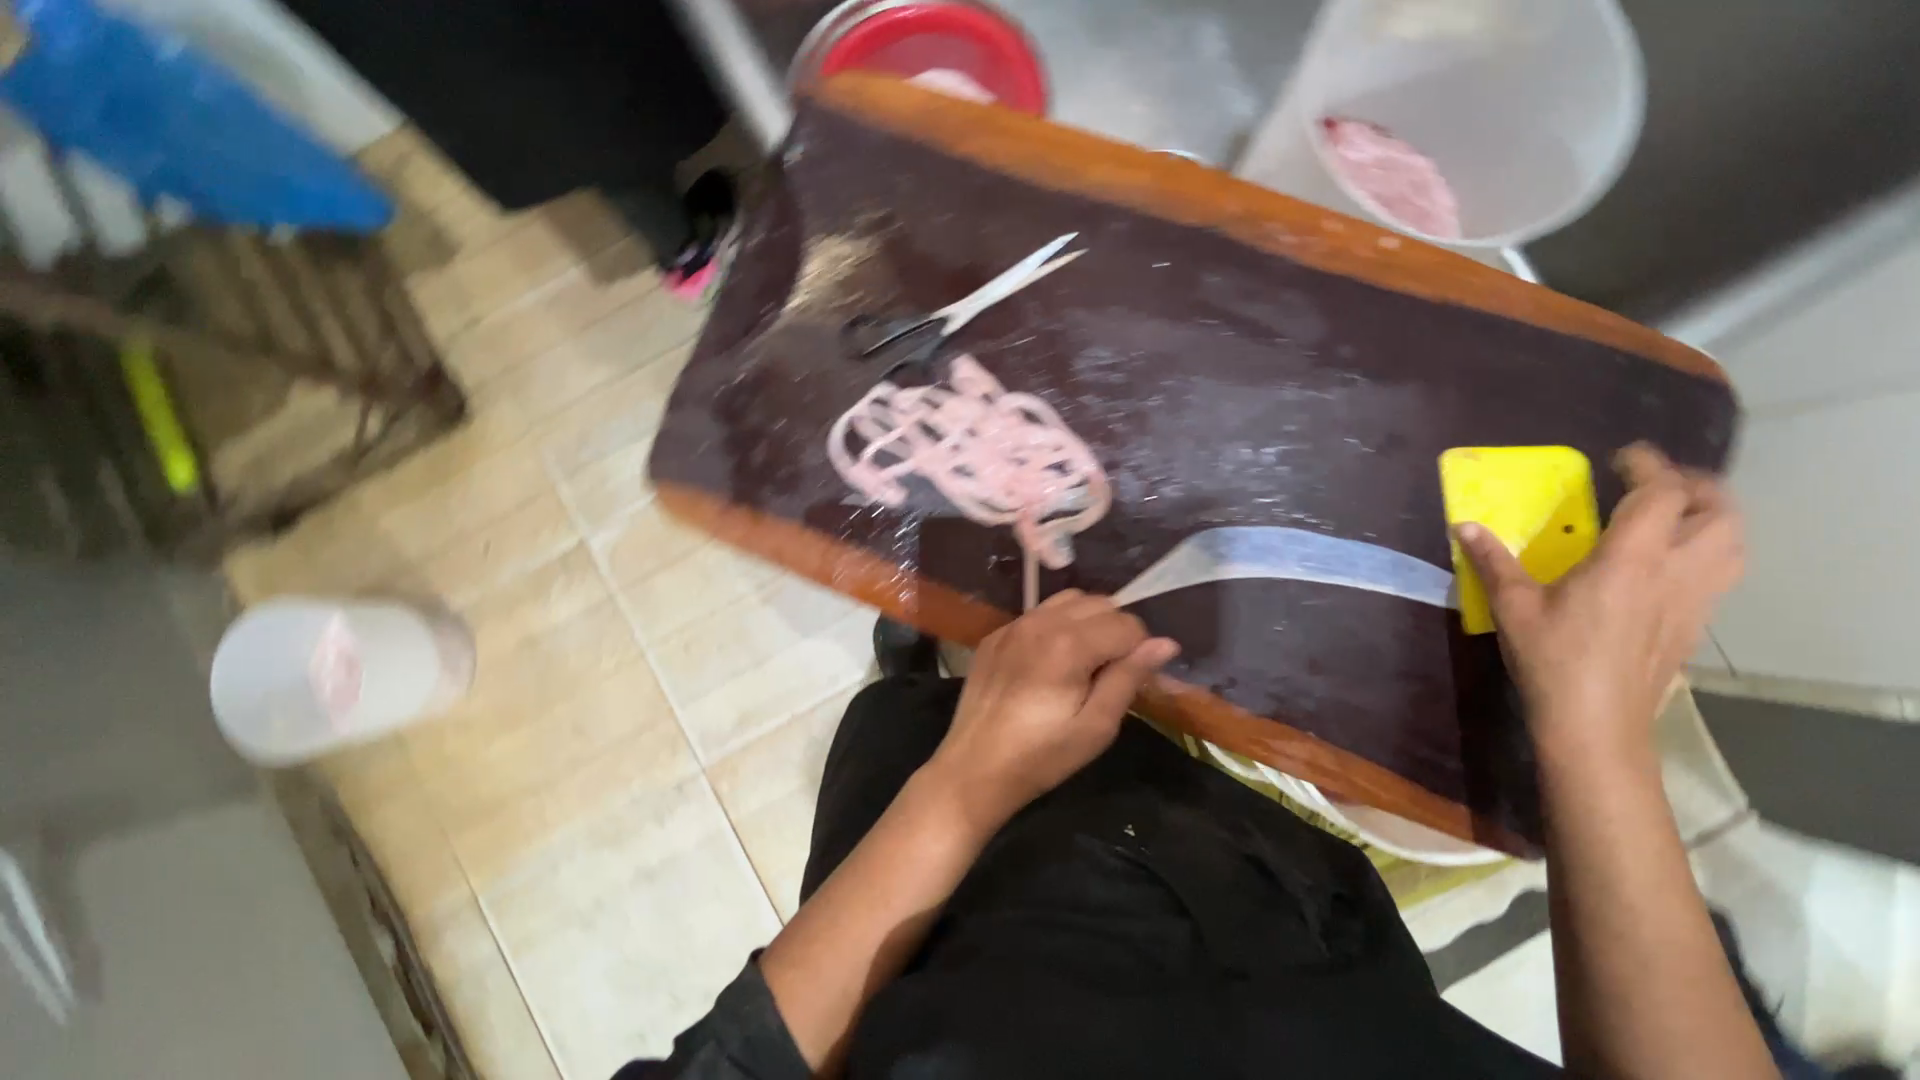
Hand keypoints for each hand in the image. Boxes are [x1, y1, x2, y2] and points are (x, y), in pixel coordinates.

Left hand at [926, 590, 1179, 827]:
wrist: (974, 769)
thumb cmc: (1041, 756)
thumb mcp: (1096, 726)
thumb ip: (1130, 677)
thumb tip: (1165, 643)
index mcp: (1069, 644)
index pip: (1127, 624)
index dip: (1139, 650)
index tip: (1132, 680)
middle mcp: (1040, 622)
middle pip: (1099, 603)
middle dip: (1115, 631)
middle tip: (1110, 673)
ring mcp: (1013, 625)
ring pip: (1067, 600)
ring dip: (1087, 622)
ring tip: (1084, 663)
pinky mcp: (995, 636)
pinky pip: (1038, 614)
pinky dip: (1055, 626)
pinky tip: (1050, 662)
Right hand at [1456, 442, 1743, 763]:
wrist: (1596, 723)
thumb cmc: (1553, 661)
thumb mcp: (1513, 607)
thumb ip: (1494, 561)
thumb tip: (1465, 526)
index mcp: (1631, 560)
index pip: (1662, 493)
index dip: (1648, 465)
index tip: (1623, 456)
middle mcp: (1676, 571)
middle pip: (1718, 510)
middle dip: (1695, 485)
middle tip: (1656, 482)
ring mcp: (1695, 599)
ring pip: (1733, 541)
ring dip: (1712, 516)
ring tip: (1674, 514)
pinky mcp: (1697, 623)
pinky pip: (1722, 571)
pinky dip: (1709, 549)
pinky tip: (1670, 561)